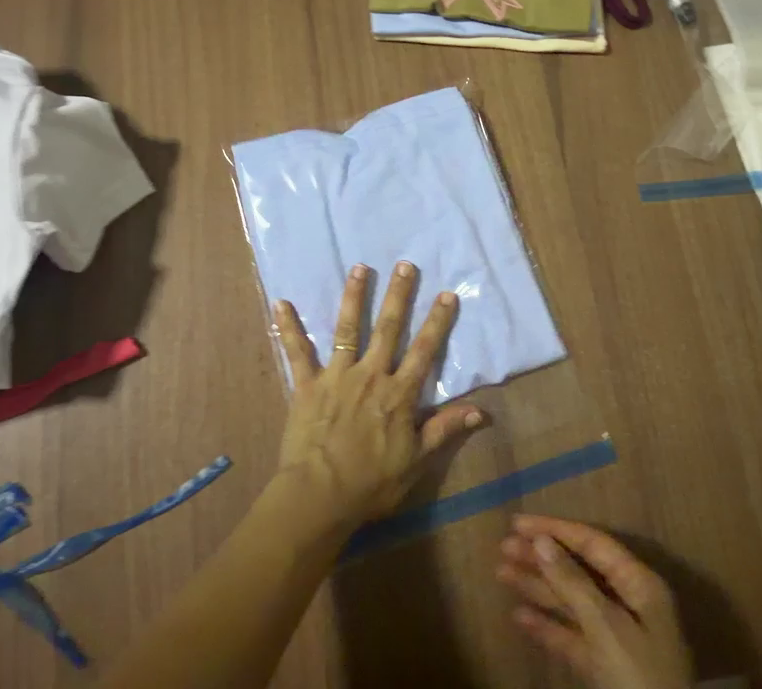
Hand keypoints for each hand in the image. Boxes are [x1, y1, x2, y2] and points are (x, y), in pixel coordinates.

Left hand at [271, 262, 483, 525]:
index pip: (424, 351)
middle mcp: (370, 376)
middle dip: (398, 295)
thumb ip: (444, 430)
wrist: (320, 496)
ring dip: (354, 297)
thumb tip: (481, 410)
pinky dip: (288, 327)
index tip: (446, 294)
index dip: (437, 322)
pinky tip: (280, 303)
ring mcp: (336, 377)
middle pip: (388, 329)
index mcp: (399, 394)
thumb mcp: (416, 462)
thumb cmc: (372, 484)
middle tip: (405, 265)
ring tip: (359, 268)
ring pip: (347, 329)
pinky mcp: (306, 385)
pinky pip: (296, 352)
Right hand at [498, 515, 694, 688]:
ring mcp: (616, 636)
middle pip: (579, 570)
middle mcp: (628, 603)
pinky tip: (519, 617)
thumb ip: (574, 583)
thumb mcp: (607, 626)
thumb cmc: (640, 675)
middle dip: (541, 558)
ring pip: (571, 601)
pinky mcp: (604, 665)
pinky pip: (571, 636)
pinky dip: (547, 626)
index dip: (555, 530)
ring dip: (537, 587)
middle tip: (503, 547)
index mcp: (639, 584)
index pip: (593, 543)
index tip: (518, 523)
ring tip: (501, 574)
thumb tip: (543, 541)